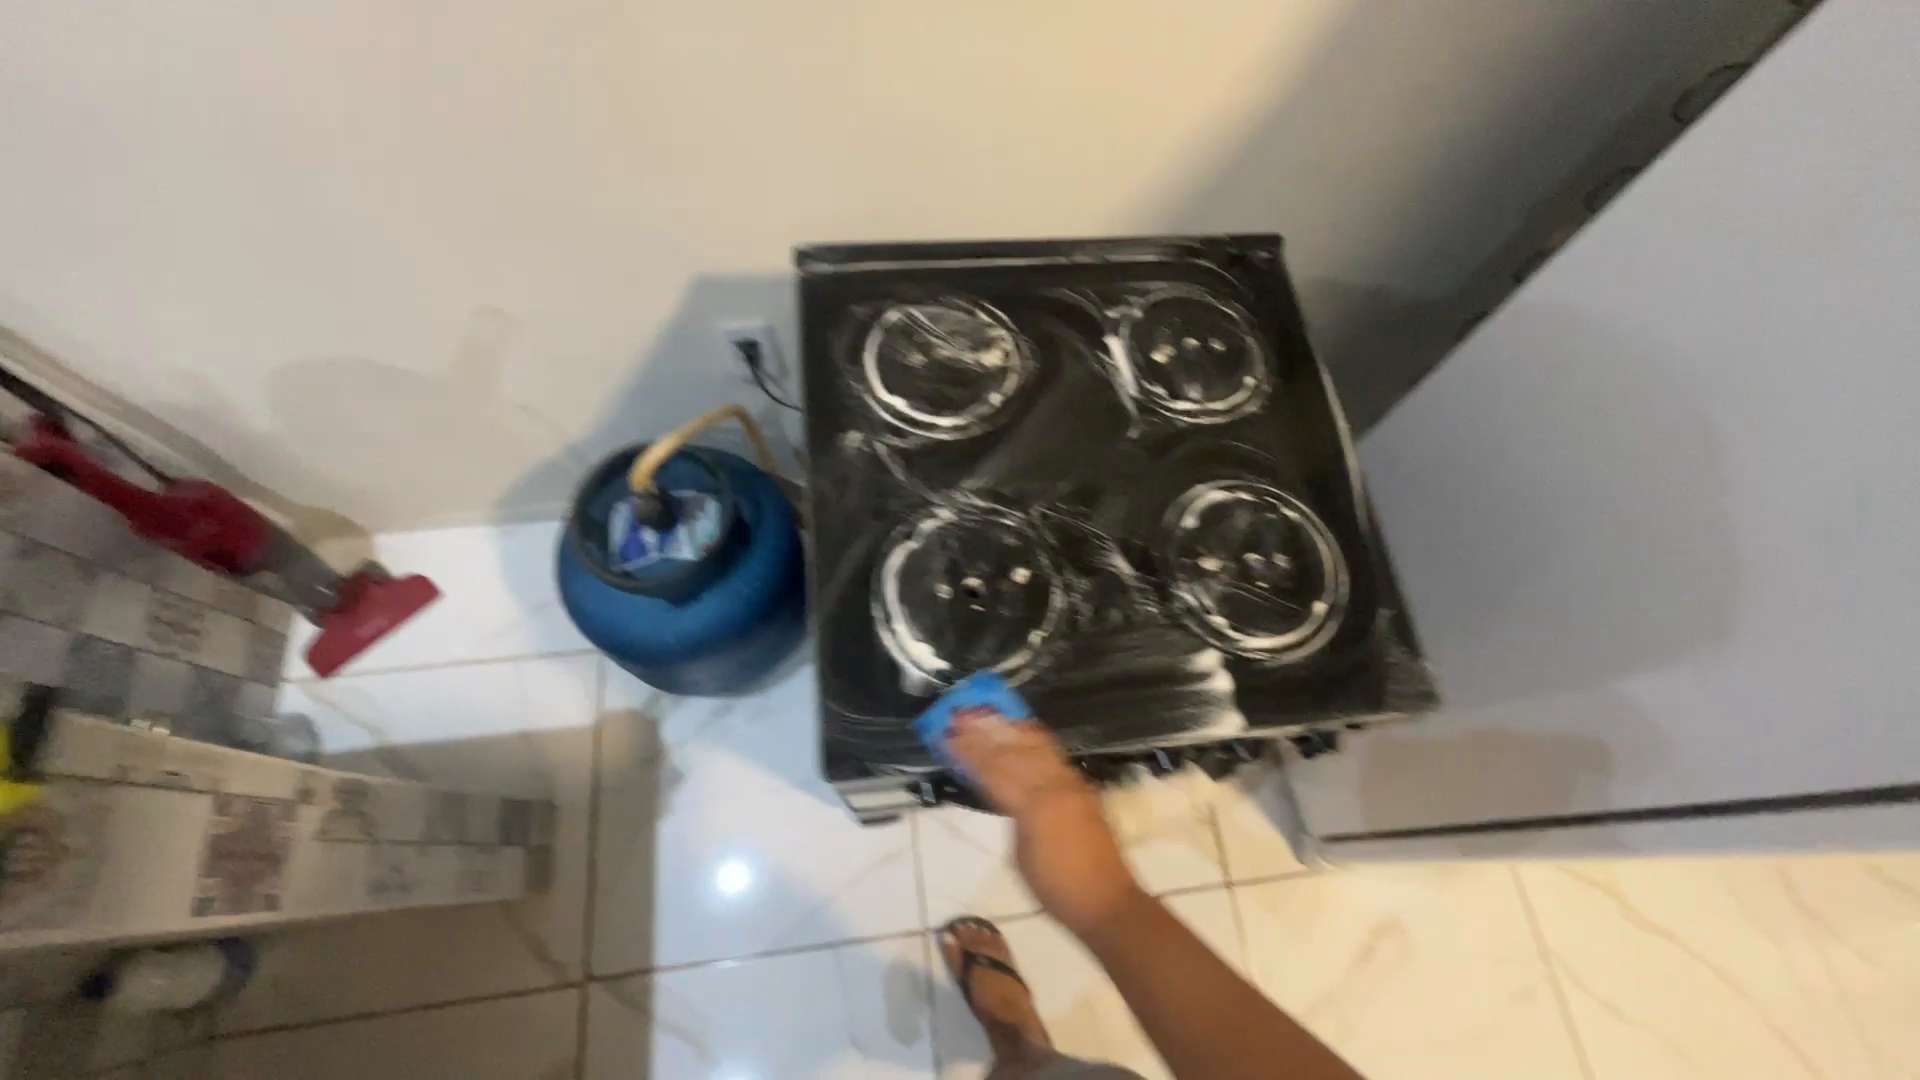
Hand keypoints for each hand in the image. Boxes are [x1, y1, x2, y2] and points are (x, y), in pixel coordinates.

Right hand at [945, 710, 1148, 938]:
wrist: (1107, 902)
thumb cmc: (1056, 889)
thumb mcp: (1020, 855)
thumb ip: (1013, 816)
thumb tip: (1007, 795)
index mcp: (1033, 806)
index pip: (993, 771)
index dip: (969, 752)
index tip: (948, 736)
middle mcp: (1053, 786)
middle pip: (1013, 751)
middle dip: (985, 733)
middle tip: (962, 717)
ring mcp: (1071, 783)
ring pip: (1036, 746)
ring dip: (1010, 729)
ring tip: (989, 713)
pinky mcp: (1083, 787)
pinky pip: (1054, 755)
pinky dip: (1036, 739)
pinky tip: (1026, 731)